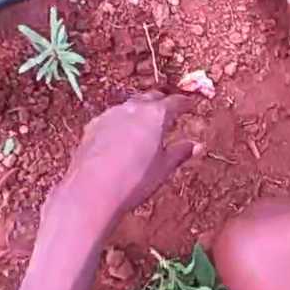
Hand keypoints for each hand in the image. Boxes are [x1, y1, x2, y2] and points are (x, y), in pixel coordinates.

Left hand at [48, 92, 198, 231]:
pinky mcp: (93, 126)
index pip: (174, 102)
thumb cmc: (134, 180)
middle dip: (161, 102)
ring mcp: (110, 115)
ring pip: (129, 106)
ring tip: (146, 121)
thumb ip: (180, 153)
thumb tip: (196, 146)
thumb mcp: (163, 168)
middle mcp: (132, 108)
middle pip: (150, 98)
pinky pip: (112, 117)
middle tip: (169, 109)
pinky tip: (122, 134)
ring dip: (140, 110)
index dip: (184, 103)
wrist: (92, 191)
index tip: (189, 104)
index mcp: (155, 115)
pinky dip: (121, 122)